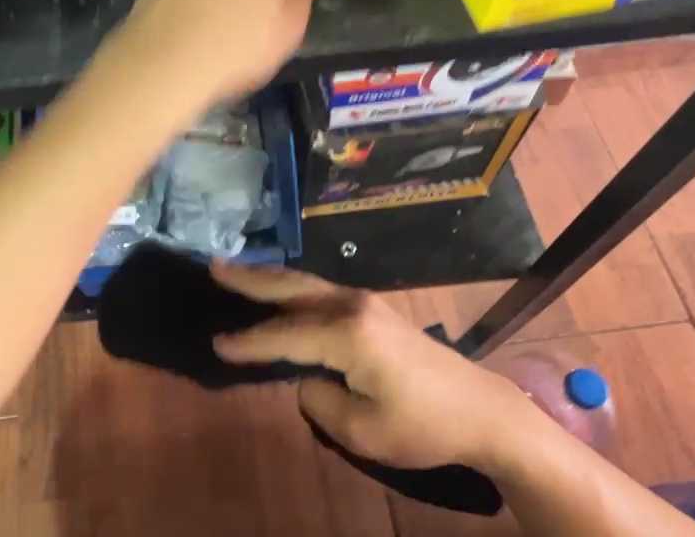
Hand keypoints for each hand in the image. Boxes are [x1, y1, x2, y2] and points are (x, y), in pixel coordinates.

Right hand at [210, 261, 540, 471]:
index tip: (215, 343)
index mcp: (347, 333)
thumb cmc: (422, 424)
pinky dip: (292, 289)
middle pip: (291, 288)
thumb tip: (308, 377)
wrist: (481, 410)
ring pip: (306, 284)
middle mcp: (352, 305)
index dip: (248, 342)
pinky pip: (321, 292)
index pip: (284, 335)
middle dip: (250, 279)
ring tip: (235, 272)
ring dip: (270, 279)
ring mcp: (365, 302)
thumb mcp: (362, 429)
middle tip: (212, 266)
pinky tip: (281, 292)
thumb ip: (320, 399)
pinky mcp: (374, 309)